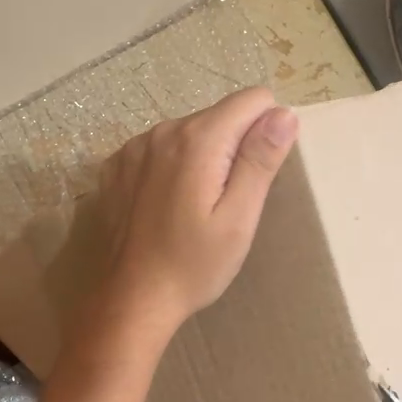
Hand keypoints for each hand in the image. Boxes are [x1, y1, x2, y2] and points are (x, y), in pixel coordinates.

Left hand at [94, 87, 299, 328]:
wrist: (132, 301)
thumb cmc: (193, 267)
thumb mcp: (238, 220)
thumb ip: (260, 161)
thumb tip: (285, 113)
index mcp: (198, 140)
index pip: (253, 101)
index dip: (266, 132)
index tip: (257, 176)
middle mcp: (162, 131)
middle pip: (219, 117)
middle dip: (233, 150)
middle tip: (225, 205)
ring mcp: (134, 148)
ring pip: (188, 134)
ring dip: (201, 161)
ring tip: (195, 210)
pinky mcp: (117, 168)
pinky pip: (158, 152)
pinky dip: (170, 171)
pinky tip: (167, 209)